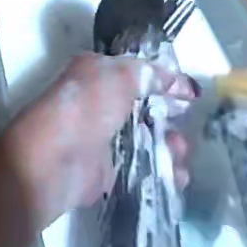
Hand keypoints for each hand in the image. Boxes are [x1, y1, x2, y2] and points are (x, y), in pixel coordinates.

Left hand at [0, 54, 196, 227]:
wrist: (55, 158)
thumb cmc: (85, 106)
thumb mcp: (117, 76)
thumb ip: (148, 74)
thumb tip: (177, 78)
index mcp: (96, 71)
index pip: (135, 71)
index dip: (163, 80)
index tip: (192, 93)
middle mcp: (100, 100)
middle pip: (145, 107)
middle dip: (169, 116)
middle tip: (185, 123)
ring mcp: (105, 136)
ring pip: (149, 138)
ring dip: (171, 145)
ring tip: (179, 151)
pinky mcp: (111, 169)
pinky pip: (146, 168)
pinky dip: (165, 171)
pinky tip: (177, 174)